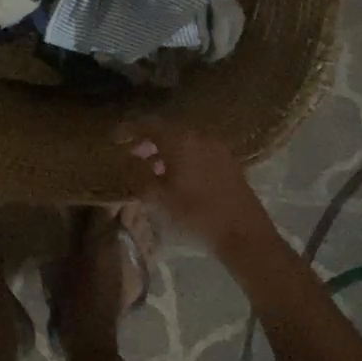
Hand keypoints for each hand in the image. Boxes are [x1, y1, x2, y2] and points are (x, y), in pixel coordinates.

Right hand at [118, 119, 274, 254]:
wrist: (246, 236)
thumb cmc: (197, 215)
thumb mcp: (159, 200)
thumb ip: (141, 178)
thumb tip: (133, 165)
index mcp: (179, 140)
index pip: (147, 124)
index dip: (128, 129)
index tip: (115, 139)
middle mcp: (199, 136)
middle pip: (167, 130)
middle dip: (148, 140)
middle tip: (133, 155)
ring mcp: (218, 149)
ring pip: (185, 141)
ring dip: (167, 150)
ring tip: (154, 170)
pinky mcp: (230, 163)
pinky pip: (200, 151)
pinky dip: (185, 157)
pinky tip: (178, 178)